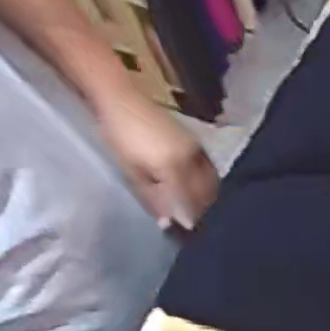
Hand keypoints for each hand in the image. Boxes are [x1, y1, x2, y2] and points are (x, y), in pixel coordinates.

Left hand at [95, 88, 217, 228]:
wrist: (119, 96)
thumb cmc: (118, 133)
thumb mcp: (131, 169)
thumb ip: (153, 197)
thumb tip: (170, 225)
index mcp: (173, 168)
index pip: (189, 203)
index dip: (191, 220)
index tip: (191, 234)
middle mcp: (191, 161)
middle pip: (205, 196)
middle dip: (203, 212)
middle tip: (199, 226)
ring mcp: (198, 152)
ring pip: (211, 185)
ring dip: (210, 200)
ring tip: (204, 211)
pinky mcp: (198, 146)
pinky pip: (210, 172)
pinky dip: (210, 186)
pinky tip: (205, 192)